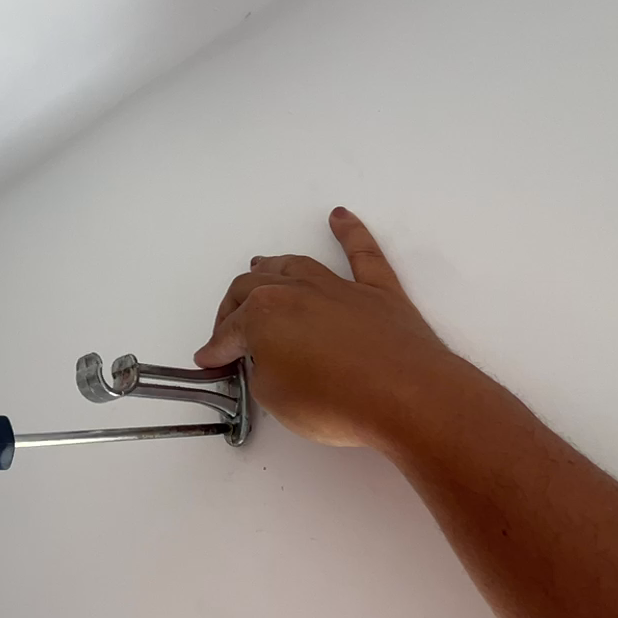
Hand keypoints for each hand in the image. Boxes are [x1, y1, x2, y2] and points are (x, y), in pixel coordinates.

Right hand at [196, 207, 484, 453]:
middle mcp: (293, 290)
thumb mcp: (273, 398)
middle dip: (232, 308)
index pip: (228, 332)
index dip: (215, 350)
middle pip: (251, 288)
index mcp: (261, 314)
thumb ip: (262, 372)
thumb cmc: (332, 402)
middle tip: (226, 331)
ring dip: (271, 266)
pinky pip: (362, 254)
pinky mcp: (378, 292)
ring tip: (257, 267)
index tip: (208, 362)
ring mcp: (338, 287)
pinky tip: (340, 216)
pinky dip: (350, 232)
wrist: (408, 399)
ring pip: (294, 266)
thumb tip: (267, 361)